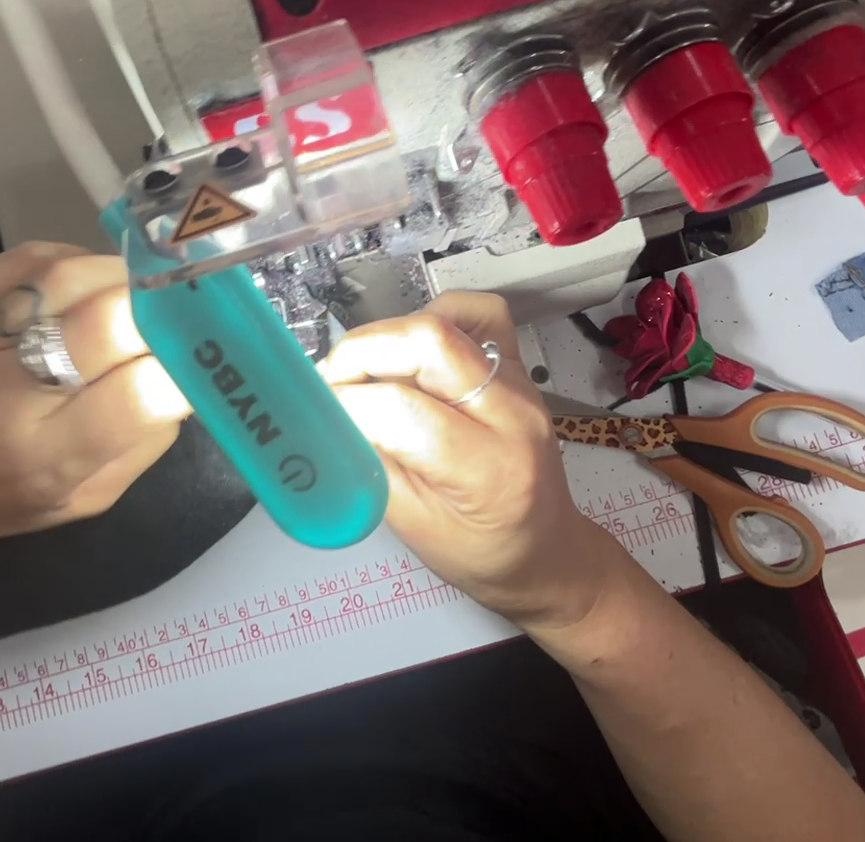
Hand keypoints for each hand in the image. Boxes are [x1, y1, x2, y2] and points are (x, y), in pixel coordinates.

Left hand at [0, 241, 191, 564]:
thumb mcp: (77, 504)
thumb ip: (139, 448)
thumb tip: (179, 381)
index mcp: (46, 457)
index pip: (140, 395)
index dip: (181, 372)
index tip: (190, 366)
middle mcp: (10, 394)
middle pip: (109, 322)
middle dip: (156, 316)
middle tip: (171, 320)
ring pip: (73, 276)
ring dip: (122, 280)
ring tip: (134, 297)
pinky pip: (33, 257)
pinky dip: (77, 261)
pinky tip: (87, 284)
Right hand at [319, 292, 623, 630]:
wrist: (546, 549)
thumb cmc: (481, 552)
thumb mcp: (411, 526)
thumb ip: (368, 465)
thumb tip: (327, 415)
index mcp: (486, 469)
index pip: (401, 408)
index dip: (346, 401)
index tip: (318, 409)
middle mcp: (510, 413)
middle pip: (426, 342)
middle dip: (361, 351)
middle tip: (335, 382)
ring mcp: (519, 382)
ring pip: (446, 319)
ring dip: (390, 337)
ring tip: (371, 372)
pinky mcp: (518, 365)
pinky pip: (478, 312)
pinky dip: (434, 318)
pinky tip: (414, 352)